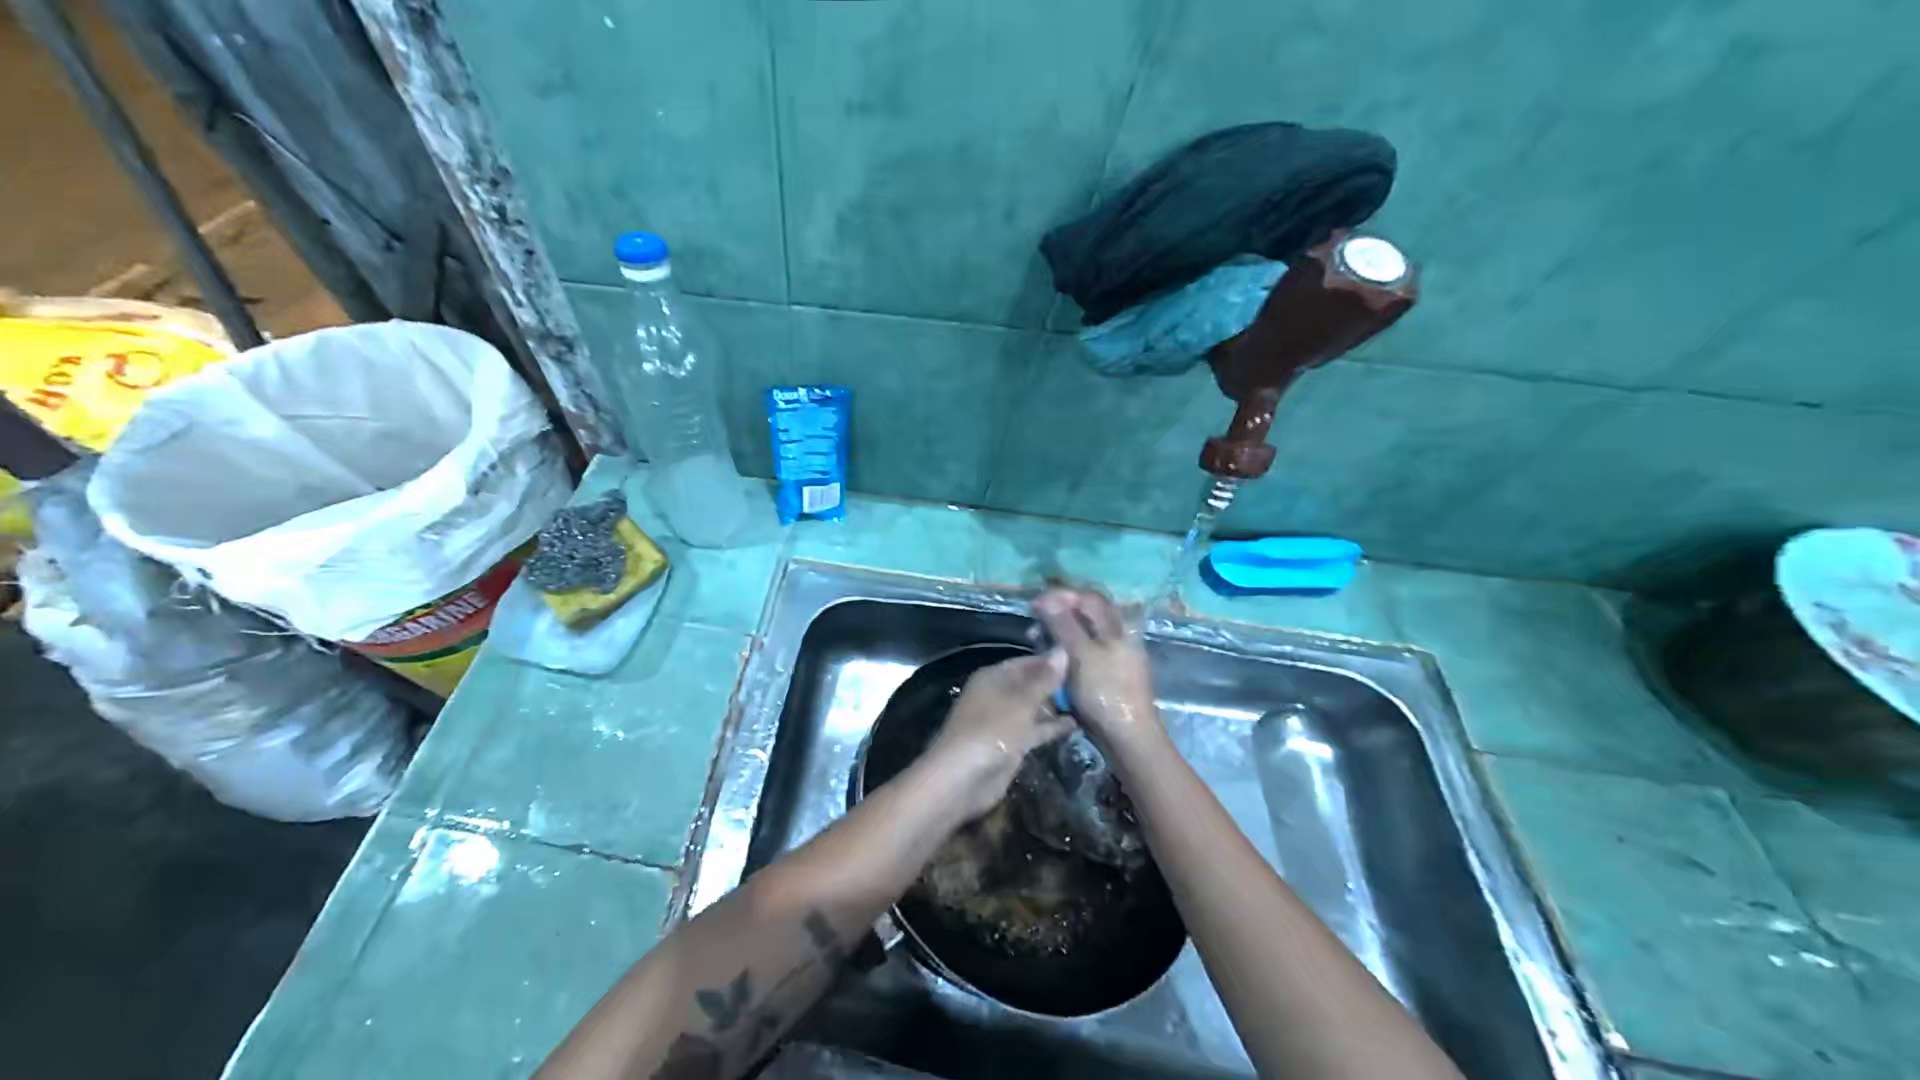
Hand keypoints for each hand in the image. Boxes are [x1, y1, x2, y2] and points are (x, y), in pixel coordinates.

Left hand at [917, 651, 1074, 822]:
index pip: (1028, 662)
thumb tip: (1063, 651)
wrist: (963, 777)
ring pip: (1035, 708)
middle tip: (1092, 681)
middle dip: (1058, 684)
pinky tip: (1077, 725)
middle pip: (1032, 684)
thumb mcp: (1022, 701)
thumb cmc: (992, 729)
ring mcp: (1005, 721)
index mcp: (994, 677)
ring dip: (1057, 707)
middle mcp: (999, 695)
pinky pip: (1035, 730)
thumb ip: (1045, 679)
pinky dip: (1052, 727)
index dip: (1053, 661)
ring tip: (1090, 702)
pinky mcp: (1011, 745)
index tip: (1083, 659)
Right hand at [1032, 588, 1165, 762]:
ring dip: (1059, 634)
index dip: (1062, 595)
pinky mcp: (1107, 674)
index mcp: (1118, 627)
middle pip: (1086, 614)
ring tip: (1037, 642)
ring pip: (1083, 634)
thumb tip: (1047, 598)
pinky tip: (1052, 661)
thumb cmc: (1106, 692)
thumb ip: (1065, 625)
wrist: (1128, 738)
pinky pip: (1083, 653)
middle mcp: (1119, 636)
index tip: (1036, 603)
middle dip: (1058, 614)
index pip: (1089, 597)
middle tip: (1034, 623)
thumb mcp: (1082, 655)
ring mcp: (1114, 656)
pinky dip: (1066, 652)